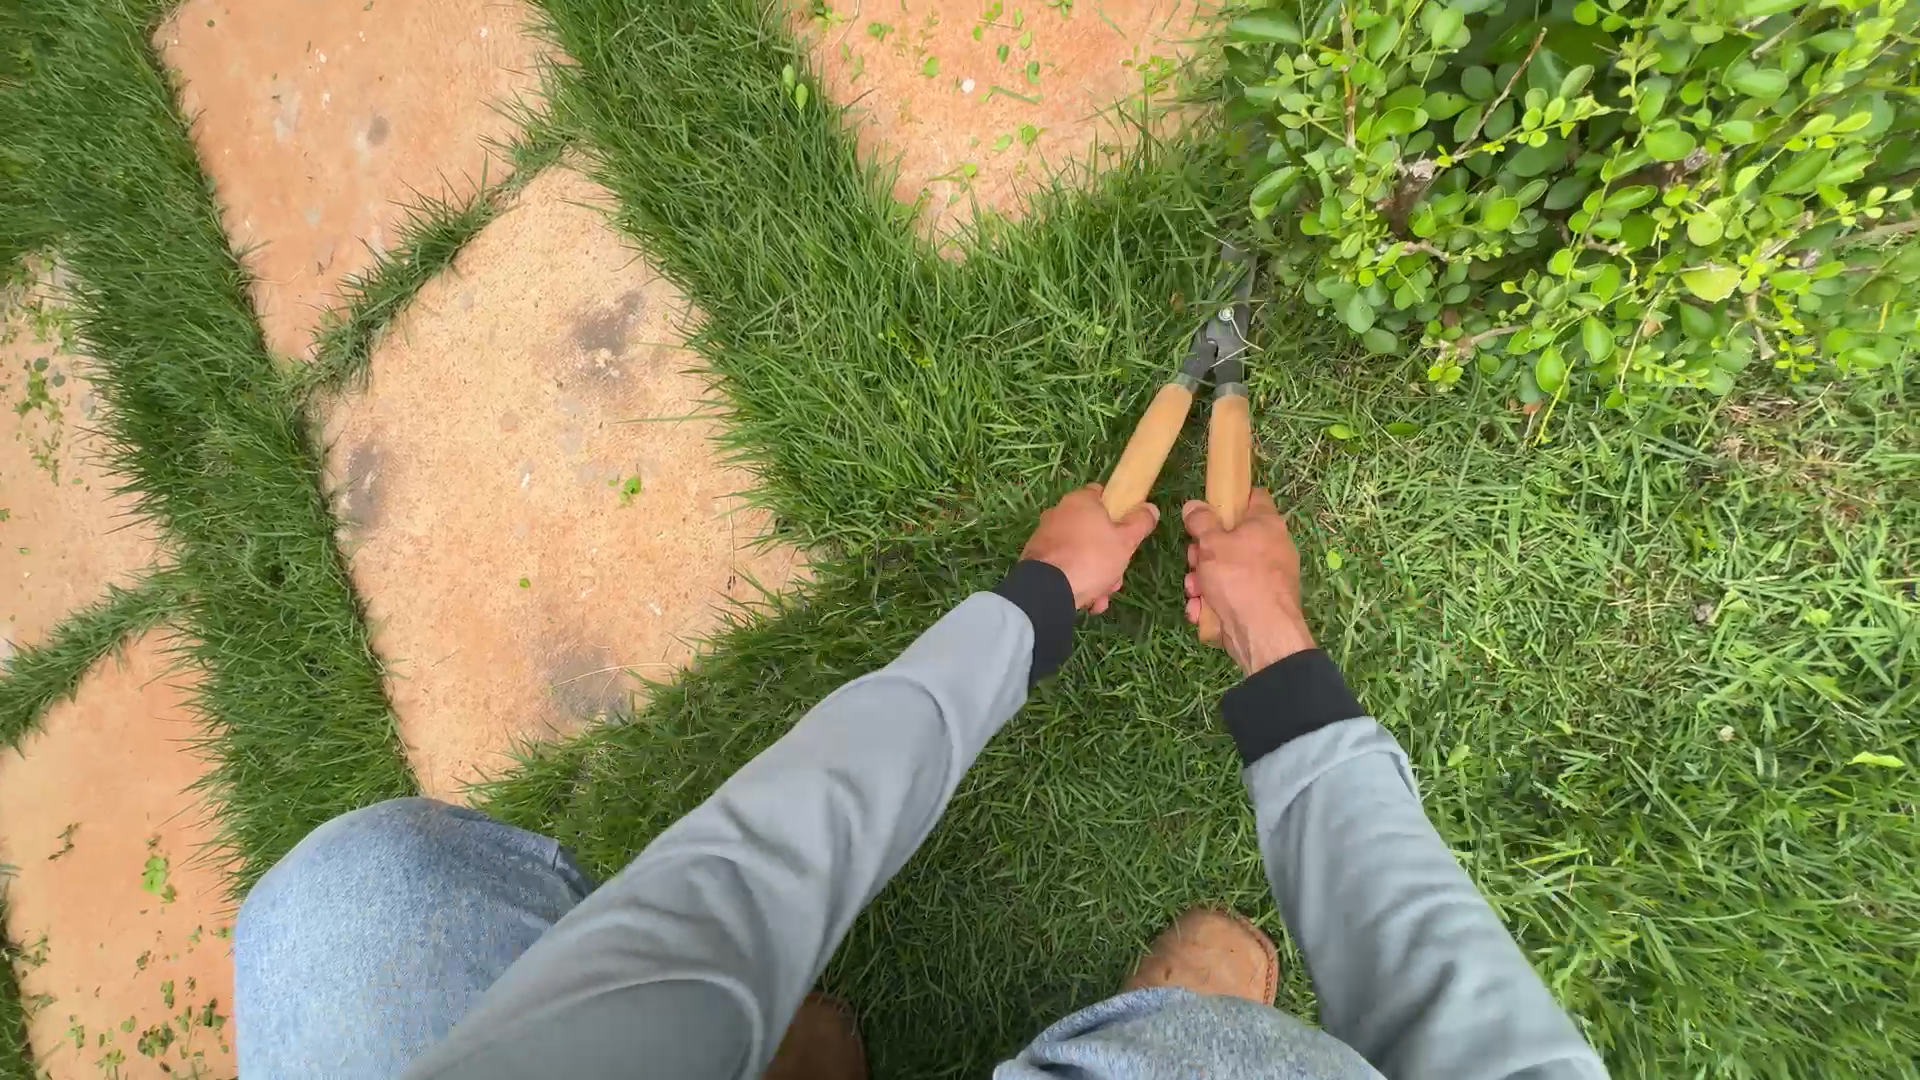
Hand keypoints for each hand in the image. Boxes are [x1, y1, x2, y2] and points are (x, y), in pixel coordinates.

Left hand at [1021, 484, 1159, 612]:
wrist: (1048, 589)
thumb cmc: (1092, 557)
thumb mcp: (1126, 540)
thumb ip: (1141, 522)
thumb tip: (1150, 508)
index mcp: (1079, 501)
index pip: (1102, 495)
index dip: (1118, 511)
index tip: (1127, 530)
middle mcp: (1058, 513)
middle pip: (1093, 531)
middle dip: (1109, 557)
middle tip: (1116, 575)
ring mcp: (1045, 537)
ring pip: (1080, 553)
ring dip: (1096, 576)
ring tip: (1102, 596)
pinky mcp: (1036, 559)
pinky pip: (1064, 567)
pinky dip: (1077, 582)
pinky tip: (1088, 602)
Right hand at [1182, 489, 1316, 674]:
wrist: (1261, 631)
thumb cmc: (1238, 576)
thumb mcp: (1211, 543)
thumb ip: (1201, 521)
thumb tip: (1194, 505)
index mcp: (1266, 523)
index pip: (1253, 496)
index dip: (1229, 499)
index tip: (1207, 509)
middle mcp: (1271, 546)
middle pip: (1230, 538)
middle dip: (1204, 551)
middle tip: (1193, 559)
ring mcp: (1266, 576)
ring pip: (1225, 569)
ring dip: (1202, 579)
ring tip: (1194, 591)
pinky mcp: (1257, 601)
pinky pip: (1230, 593)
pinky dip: (1212, 600)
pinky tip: (1201, 610)